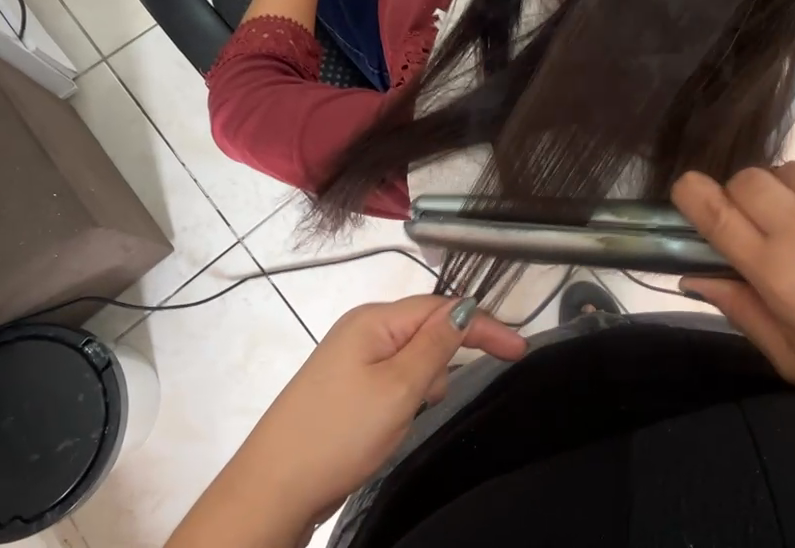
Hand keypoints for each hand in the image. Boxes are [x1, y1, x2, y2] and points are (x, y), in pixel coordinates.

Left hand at [233, 296, 525, 524]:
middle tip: (488, 371)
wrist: (273, 488)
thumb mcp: (398, 389)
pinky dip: (408, 391)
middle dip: (453, 350)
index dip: (482, 323)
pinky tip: (404, 416)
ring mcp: (348, 360)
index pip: (441, 308)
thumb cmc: (340, 433)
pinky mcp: (343, 390)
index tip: (521, 348)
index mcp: (374, 320)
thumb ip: (436, 346)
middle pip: (425, 326)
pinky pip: (392, 376)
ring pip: (410, 355)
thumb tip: (465, 307)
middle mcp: (360, 330)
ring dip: (429, 375)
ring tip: (420, 409)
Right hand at [674, 163, 794, 407]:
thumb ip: (744, 314)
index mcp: (778, 272)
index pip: (709, 208)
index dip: (689, 194)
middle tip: (770, 228)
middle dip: (743, 197)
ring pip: (789, 170)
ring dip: (791, 194)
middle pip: (743, 179)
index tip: (690, 196)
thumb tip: (694, 276)